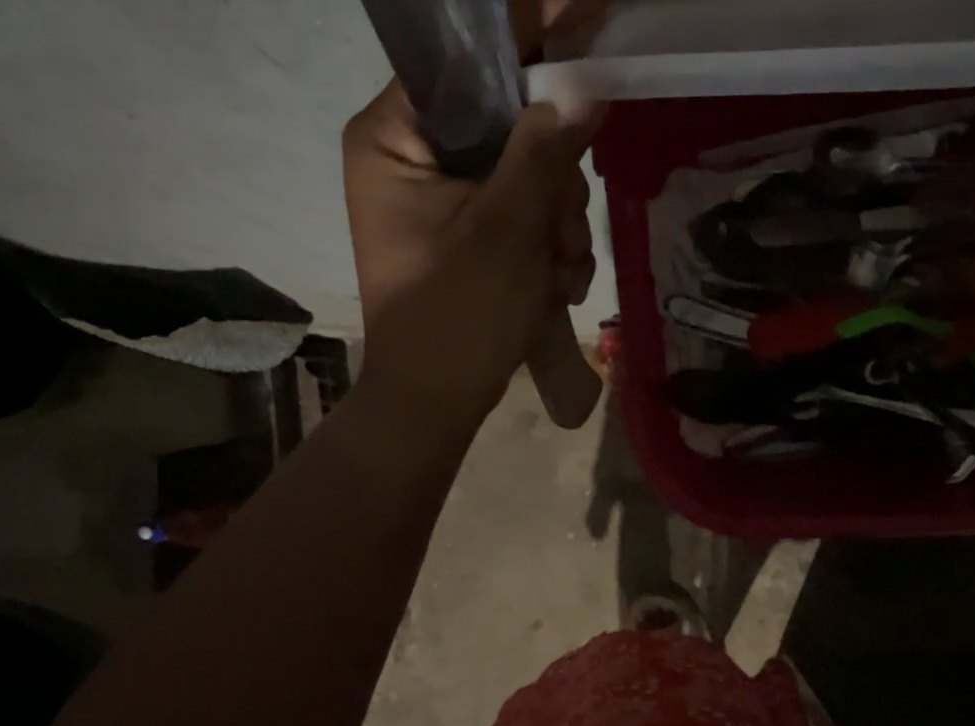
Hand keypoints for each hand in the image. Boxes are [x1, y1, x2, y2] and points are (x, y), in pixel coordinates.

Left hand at [342, 84, 596, 425]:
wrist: (436, 403)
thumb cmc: (459, 315)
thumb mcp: (508, 229)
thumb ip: (545, 152)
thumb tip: (582, 89)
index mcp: (392, 138)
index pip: (465, 71)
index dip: (528, 78)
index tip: (579, 100)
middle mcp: (409, 157)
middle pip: (506, 129)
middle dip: (551, 189)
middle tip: (561, 240)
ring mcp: (438, 200)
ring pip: (524, 177)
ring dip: (557, 227)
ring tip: (559, 277)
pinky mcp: (464, 235)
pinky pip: (521, 215)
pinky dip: (546, 249)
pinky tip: (556, 287)